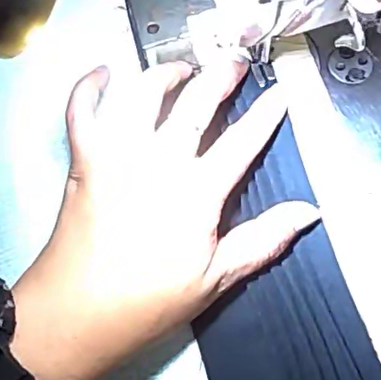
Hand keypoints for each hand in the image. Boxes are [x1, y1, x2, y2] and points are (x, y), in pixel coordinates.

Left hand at [6, 57, 320, 379]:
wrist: (74, 315)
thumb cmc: (144, 302)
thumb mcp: (216, 278)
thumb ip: (264, 239)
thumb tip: (306, 214)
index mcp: (197, 191)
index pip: (243, 139)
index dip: (267, 113)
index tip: (279, 94)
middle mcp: (158, 162)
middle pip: (197, 102)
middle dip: (221, 75)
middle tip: (235, 64)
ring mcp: (117, 155)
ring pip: (142, 93)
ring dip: (164, 72)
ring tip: (181, 68)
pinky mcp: (84, 159)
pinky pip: (83, 110)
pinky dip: (91, 86)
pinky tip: (104, 74)